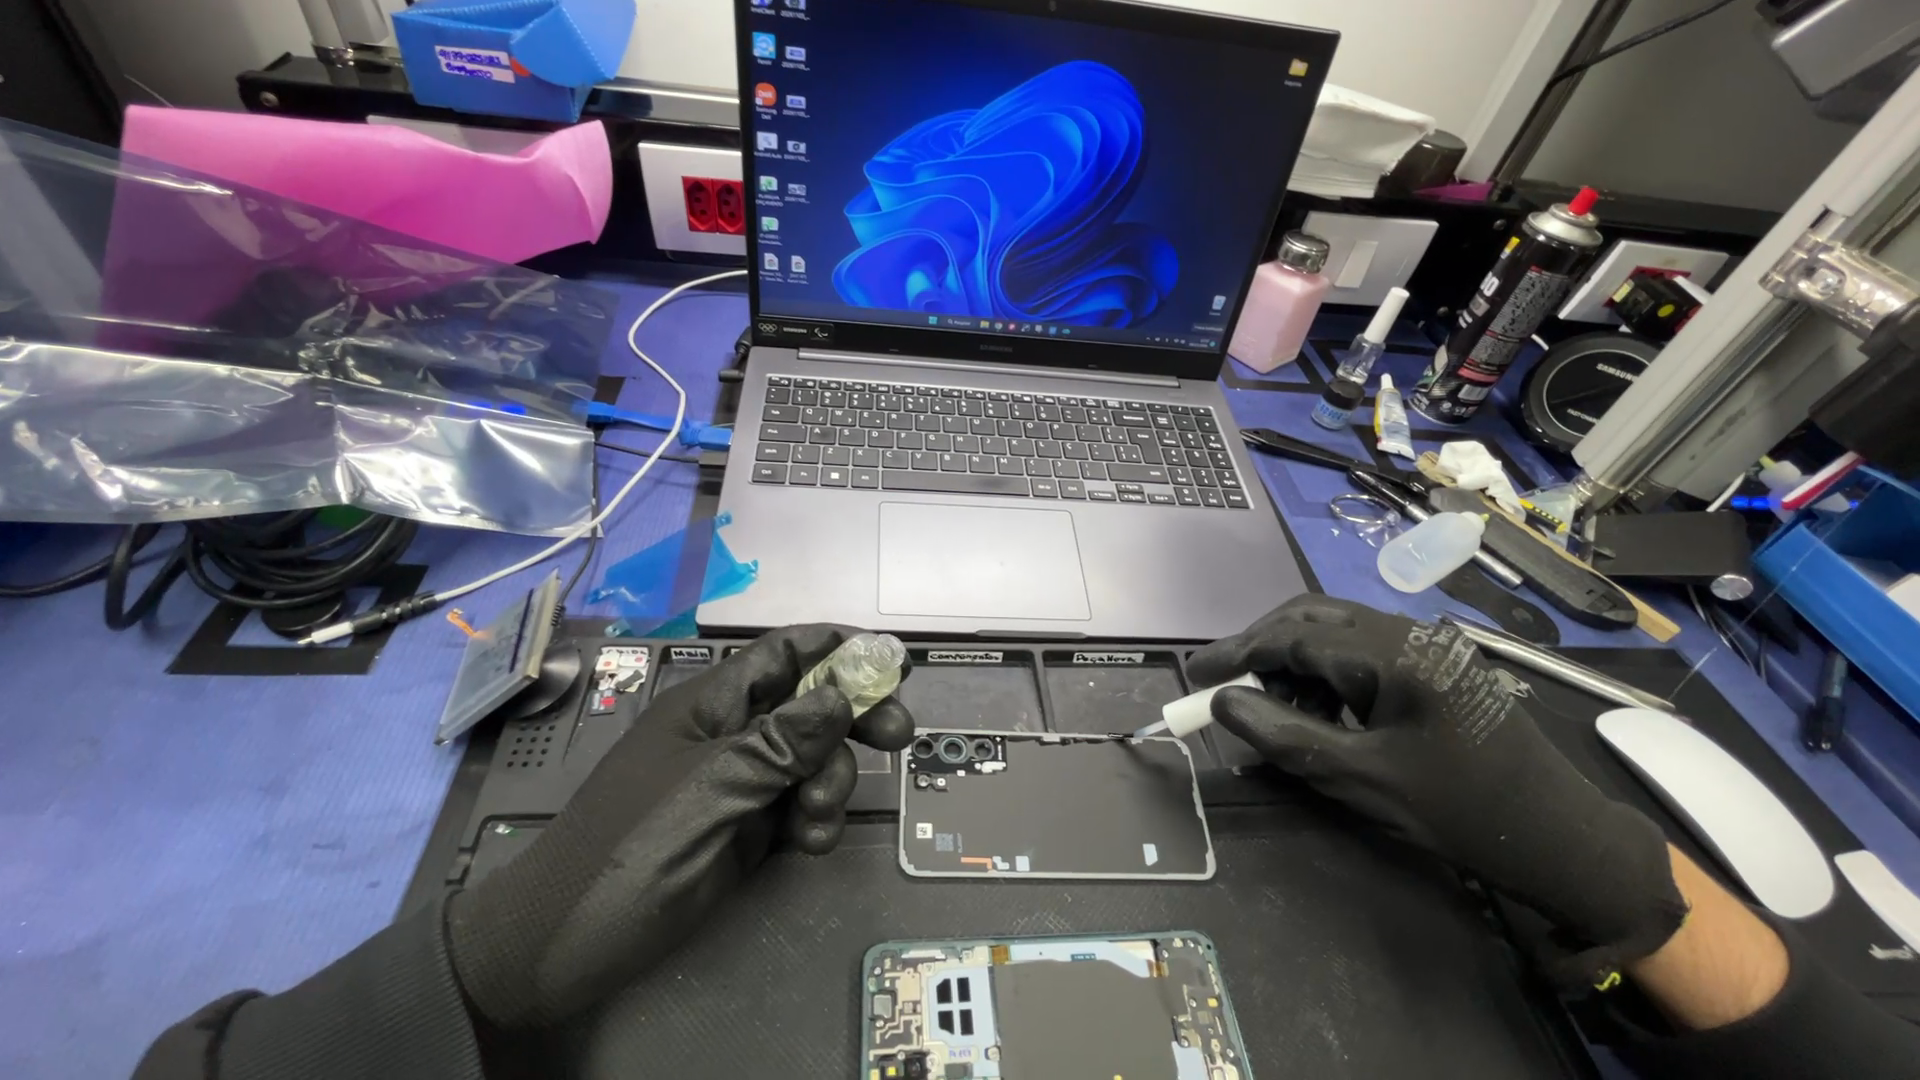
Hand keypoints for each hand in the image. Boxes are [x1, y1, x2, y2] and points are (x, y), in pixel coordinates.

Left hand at [446, 625, 914, 1028]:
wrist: (564, 945)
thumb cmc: (629, 850)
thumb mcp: (709, 789)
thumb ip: (780, 741)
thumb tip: (841, 693)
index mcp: (711, 706)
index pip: (782, 655)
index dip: (836, 649)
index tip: (890, 662)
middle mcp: (731, 735)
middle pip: (809, 707)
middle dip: (854, 718)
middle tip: (899, 735)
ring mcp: (740, 784)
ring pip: (812, 762)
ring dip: (830, 782)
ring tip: (815, 816)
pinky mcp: (746, 831)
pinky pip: (799, 809)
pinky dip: (815, 821)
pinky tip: (809, 843)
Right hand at [1189, 597, 1686, 986]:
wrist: (1557, 834)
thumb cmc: (1455, 809)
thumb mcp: (1358, 779)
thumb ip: (1284, 735)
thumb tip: (1224, 702)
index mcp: (1391, 655)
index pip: (1291, 637)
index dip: (1235, 654)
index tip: (1194, 675)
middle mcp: (1405, 632)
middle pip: (1309, 615)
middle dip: (1259, 645)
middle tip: (1224, 682)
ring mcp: (1424, 642)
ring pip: (1334, 627)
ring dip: (1292, 655)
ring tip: (1273, 703)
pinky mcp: (1433, 661)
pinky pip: (1361, 645)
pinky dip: (1324, 667)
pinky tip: (1319, 705)